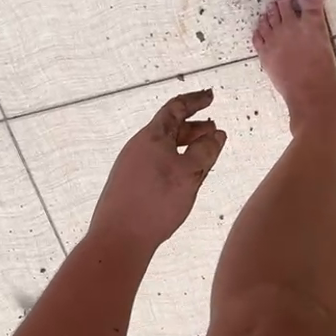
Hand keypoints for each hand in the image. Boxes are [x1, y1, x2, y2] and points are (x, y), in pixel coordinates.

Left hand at [87, 90, 226, 255]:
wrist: (118, 239)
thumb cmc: (154, 203)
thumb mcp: (190, 174)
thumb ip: (206, 151)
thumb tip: (217, 135)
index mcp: (152, 136)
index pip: (176, 108)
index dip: (195, 101)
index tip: (209, 97)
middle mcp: (139, 147)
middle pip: (170, 128)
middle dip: (194, 127)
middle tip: (213, 128)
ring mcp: (132, 166)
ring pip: (165, 148)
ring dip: (186, 146)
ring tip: (204, 153)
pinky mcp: (130, 185)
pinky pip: (158, 163)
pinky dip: (176, 161)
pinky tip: (185, 177)